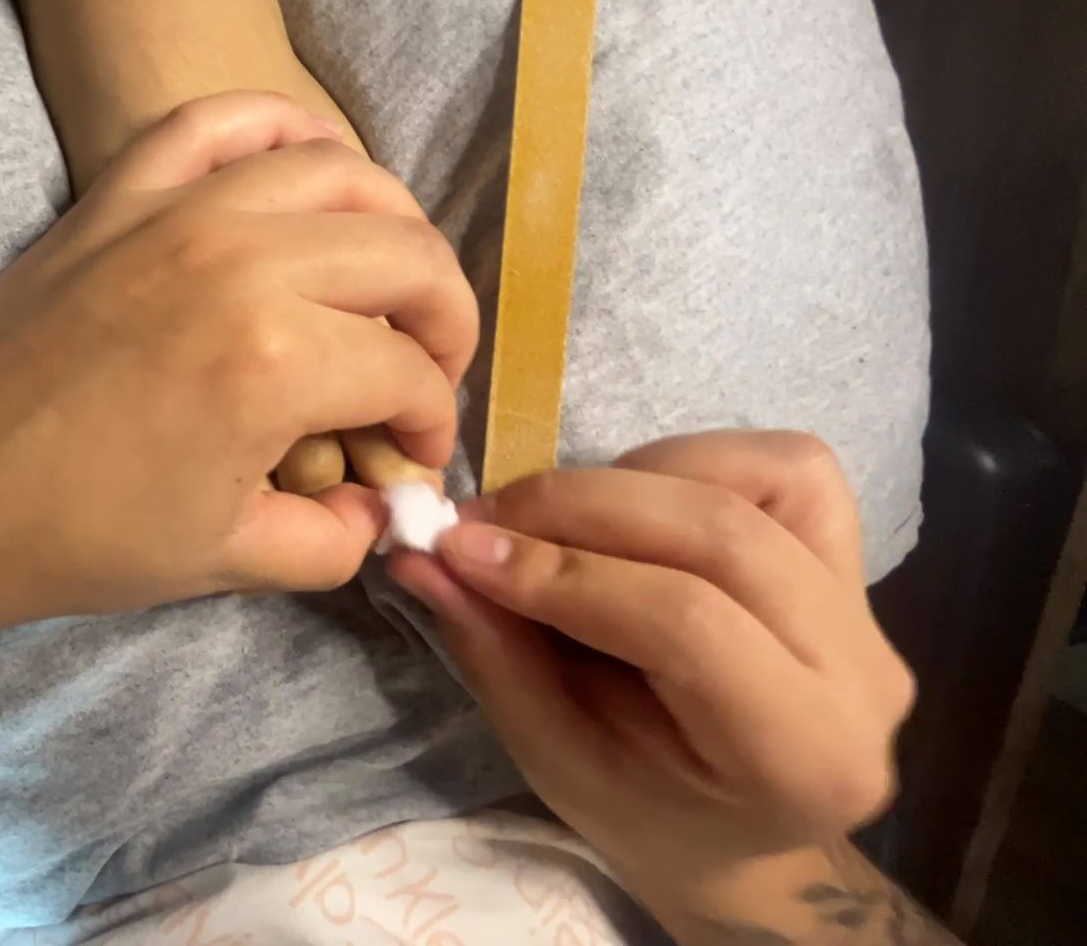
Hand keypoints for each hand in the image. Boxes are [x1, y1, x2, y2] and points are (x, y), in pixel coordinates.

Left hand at [0, 90, 475, 655]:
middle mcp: (237, 260)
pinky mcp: (116, 195)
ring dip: (388, 223)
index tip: (414, 451)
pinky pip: (219, 121)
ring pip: (335, 171)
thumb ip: (334, 539)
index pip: (406, 372)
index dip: (431, 419)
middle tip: (426, 369)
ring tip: (386, 278)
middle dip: (444, 316)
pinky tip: (303, 169)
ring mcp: (171, 211)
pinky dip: (280, 130)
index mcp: (273, 361)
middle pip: (402, 255)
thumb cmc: (74, 538)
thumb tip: (379, 505)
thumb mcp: (227, 561)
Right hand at [386, 431, 914, 893]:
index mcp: (800, 754)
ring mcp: (866, 605)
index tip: (457, 549)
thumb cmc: (630, 802)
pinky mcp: (845, 555)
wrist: (725, 820)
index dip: (558, 572)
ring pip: (757, 478)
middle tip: (479, 520)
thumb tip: (416, 555)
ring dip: (625, 478)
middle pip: (720, 532)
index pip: (686, 624)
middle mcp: (861, 671)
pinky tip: (626, 504)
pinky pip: (782, 465)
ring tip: (552, 518)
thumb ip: (487, 644)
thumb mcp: (543, 746)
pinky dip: (684, 462)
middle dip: (572, 505)